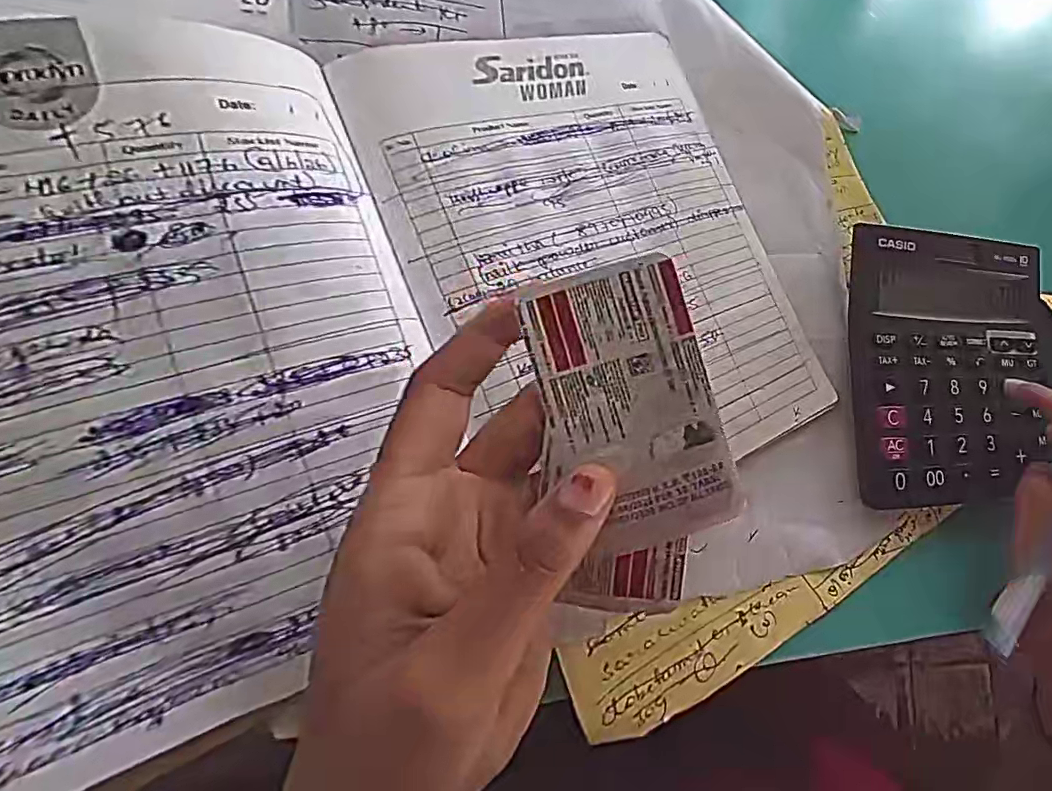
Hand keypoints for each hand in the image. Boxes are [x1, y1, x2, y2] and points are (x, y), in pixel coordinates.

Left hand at [287, 302, 617, 790]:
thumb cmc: (391, 743)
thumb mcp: (457, 656)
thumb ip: (531, 565)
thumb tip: (600, 473)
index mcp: (408, 517)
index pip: (434, 409)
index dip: (473, 351)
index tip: (523, 308)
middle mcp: (454, 515)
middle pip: (514, 431)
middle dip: (568, 392)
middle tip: (635, 361)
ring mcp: (497, 544)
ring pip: (554, 472)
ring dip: (599, 443)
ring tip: (659, 413)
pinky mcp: (530, 574)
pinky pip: (575, 520)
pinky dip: (611, 499)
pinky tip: (656, 484)